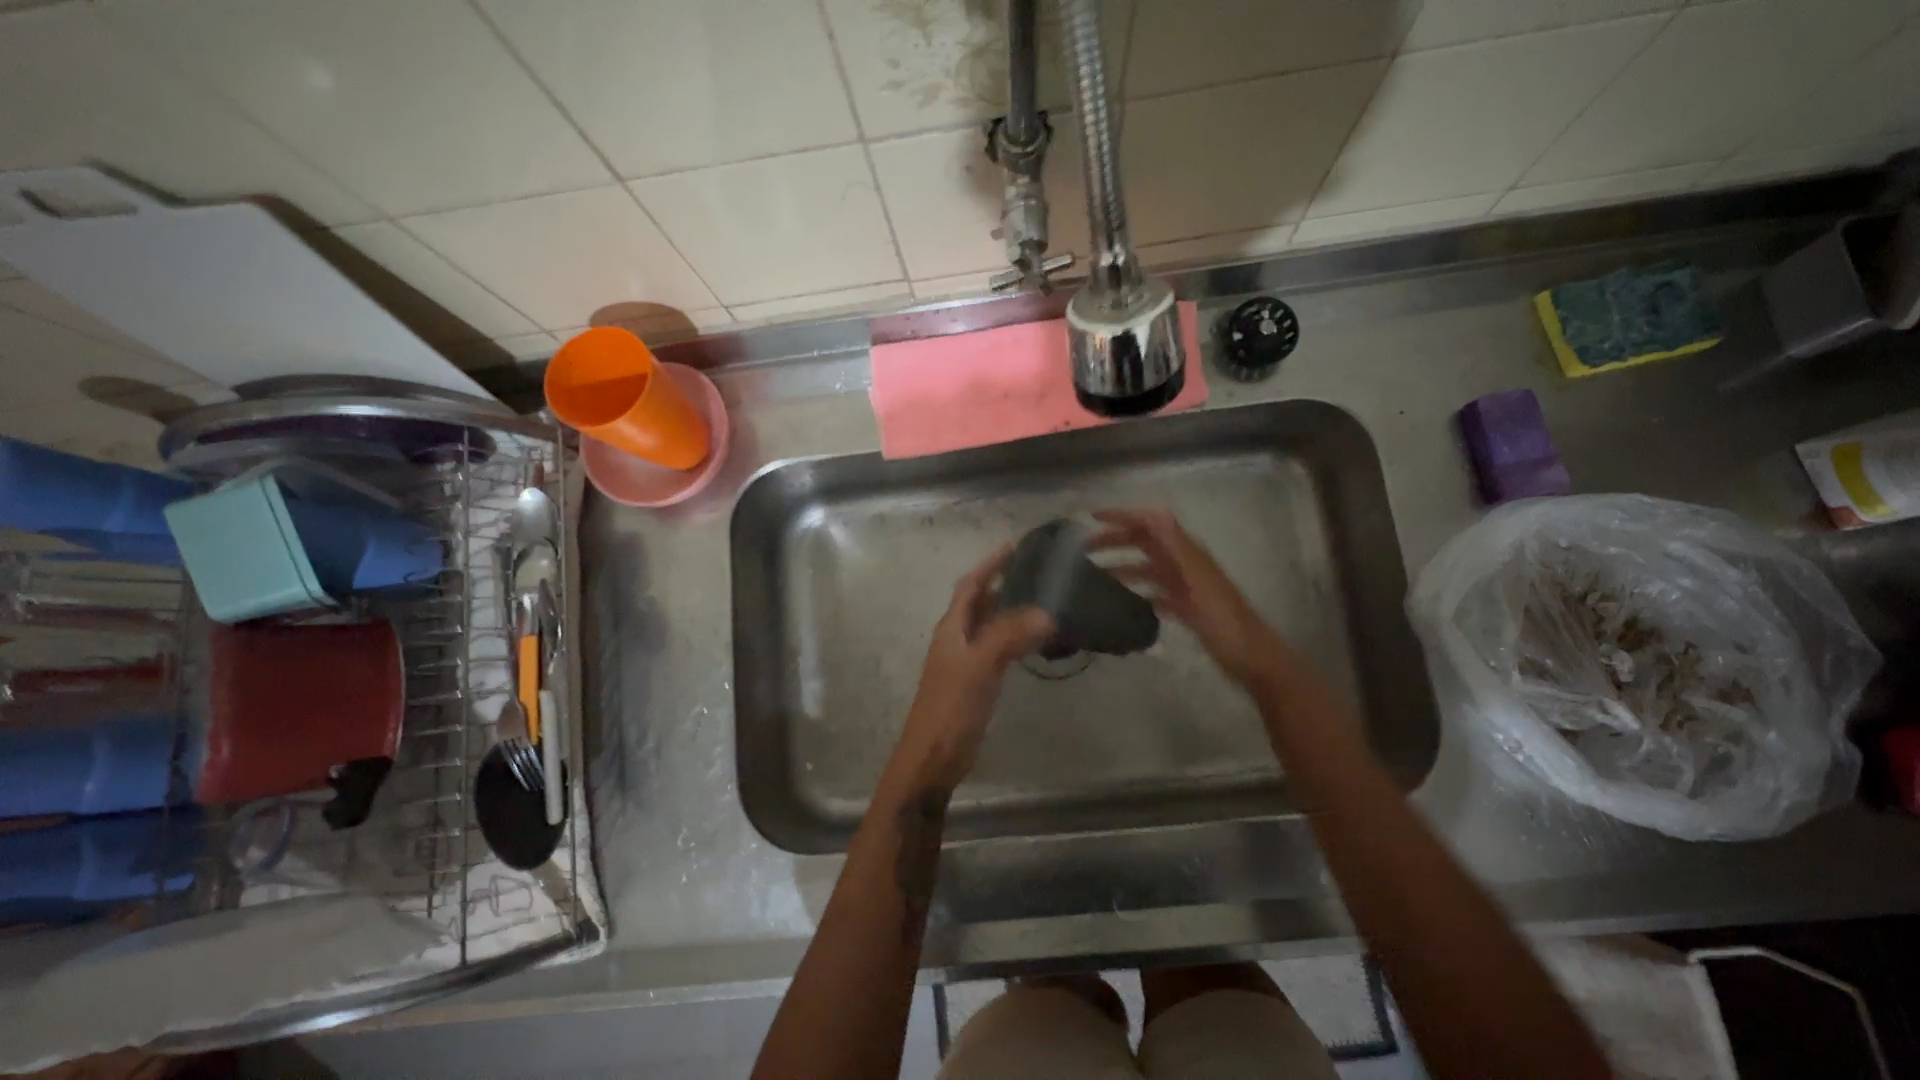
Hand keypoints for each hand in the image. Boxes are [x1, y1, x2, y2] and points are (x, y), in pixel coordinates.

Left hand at [894, 547, 1053, 787]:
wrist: (932, 758)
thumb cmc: (950, 708)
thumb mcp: (979, 667)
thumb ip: (1009, 637)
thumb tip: (1047, 613)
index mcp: (951, 629)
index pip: (970, 586)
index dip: (989, 564)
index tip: (1014, 545)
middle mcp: (956, 640)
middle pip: (979, 603)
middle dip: (1003, 584)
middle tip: (1038, 572)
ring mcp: (964, 663)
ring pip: (989, 627)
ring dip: (1011, 612)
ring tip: (1044, 600)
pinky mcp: (975, 684)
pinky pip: (997, 650)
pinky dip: (1015, 639)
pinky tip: (1034, 643)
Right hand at [1092, 509, 1285, 688]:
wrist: (1251, 656)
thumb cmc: (1224, 618)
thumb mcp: (1198, 579)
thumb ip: (1177, 547)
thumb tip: (1153, 513)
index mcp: (1187, 553)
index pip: (1151, 522)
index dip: (1123, 515)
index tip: (1091, 518)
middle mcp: (1185, 564)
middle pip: (1145, 543)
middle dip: (1115, 540)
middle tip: (1083, 552)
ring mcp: (1185, 587)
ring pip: (1147, 568)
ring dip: (1121, 567)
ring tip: (1093, 579)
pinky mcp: (1186, 609)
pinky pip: (1155, 594)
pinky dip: (1137, 594)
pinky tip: (1120, 604)